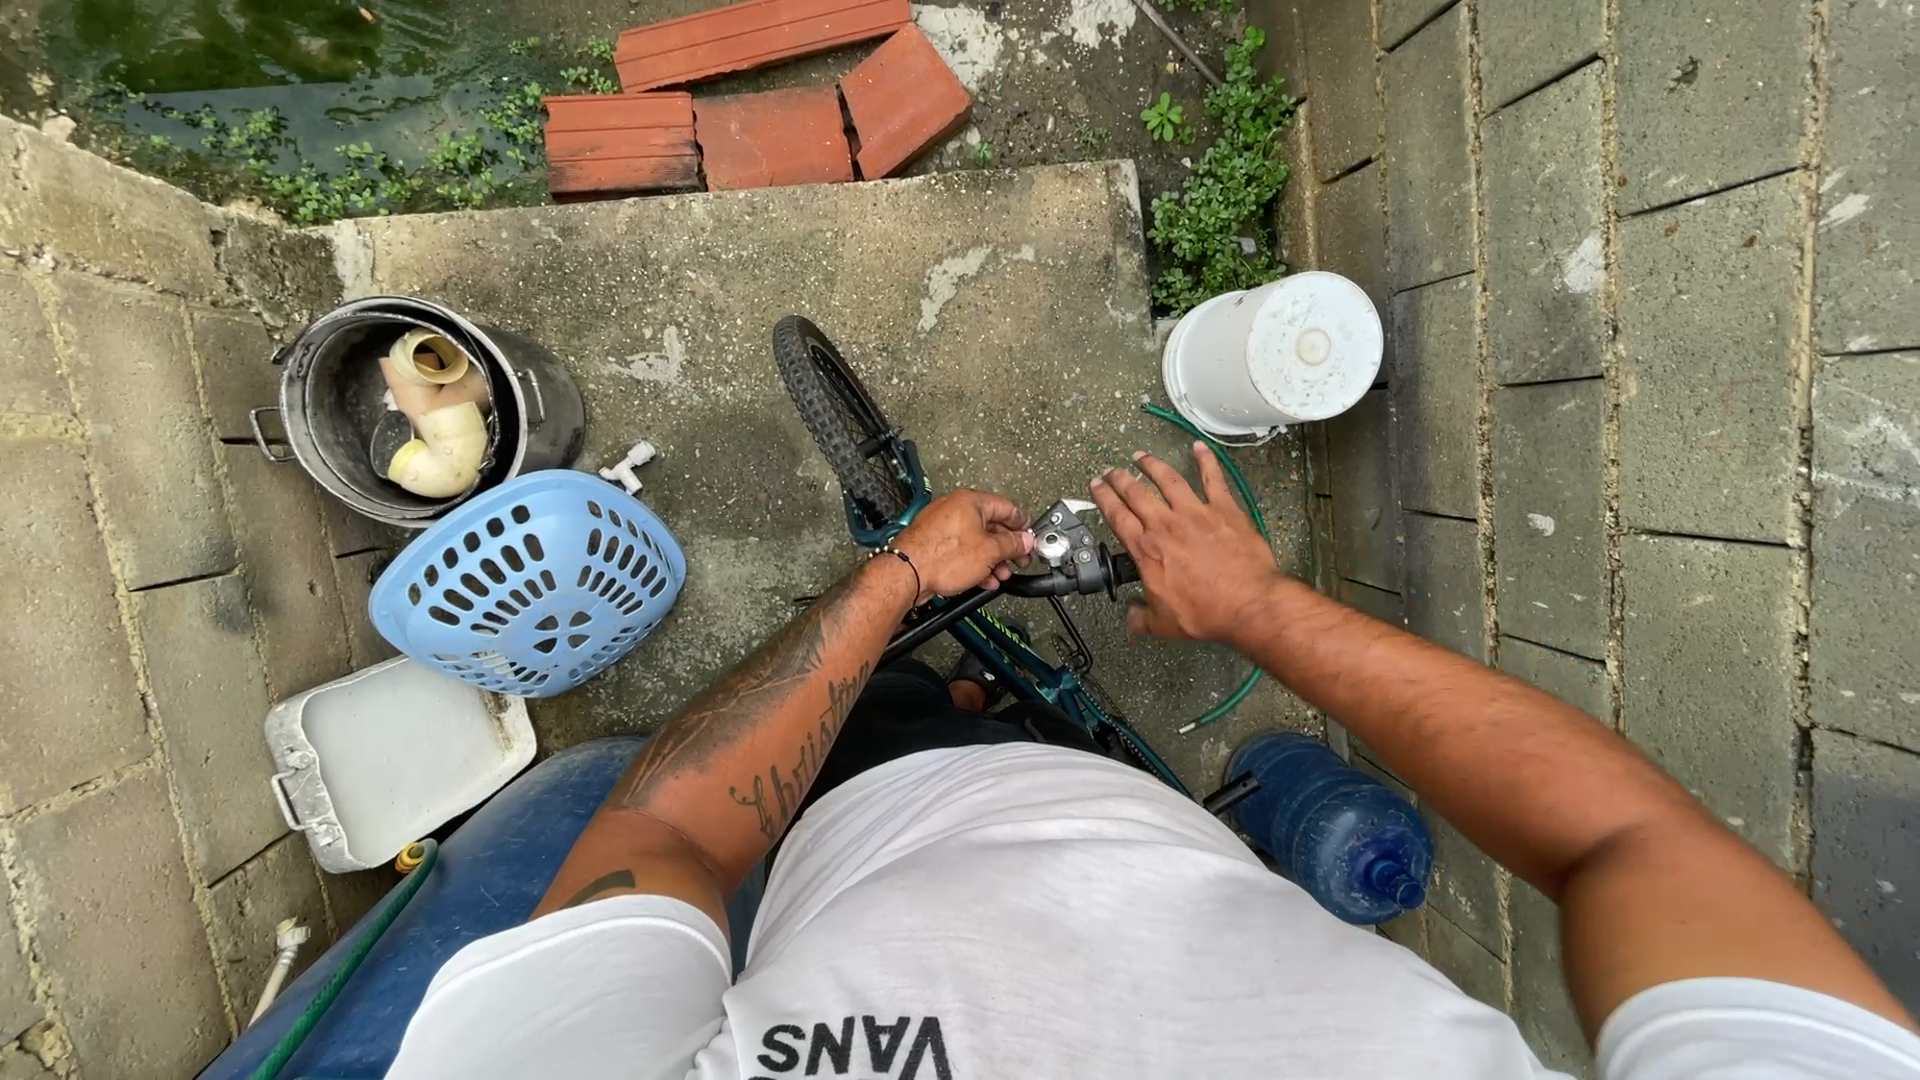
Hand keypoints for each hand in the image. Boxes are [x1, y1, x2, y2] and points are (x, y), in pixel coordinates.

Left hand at [891, 490, 1035, 603]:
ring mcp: (942, 526)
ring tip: (1001, 573)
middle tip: (1019, 558)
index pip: (1006, 507)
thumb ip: (1012, 544)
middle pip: (991, 525)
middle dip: (1007, 546)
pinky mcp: (933, 543)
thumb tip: (1024, 541)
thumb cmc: (940, 556)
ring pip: (976, 541)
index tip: (1030, 535)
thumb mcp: (989, 551)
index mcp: (970, 501)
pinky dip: (975, 563)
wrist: (908, 574)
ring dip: (992, 559)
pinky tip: (982, 578)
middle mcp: (954, 509)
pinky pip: (961, 551)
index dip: (1022, 523)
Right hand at [1089, 442, 1281, 643]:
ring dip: (1152, 465)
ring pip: (1168, 479)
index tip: (1096, 486)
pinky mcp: (1224, 510)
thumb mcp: (1164, 623)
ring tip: (1141, 456)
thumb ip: (1141, 618)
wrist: (1249, 603)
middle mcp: (1167, 525)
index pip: (1117, 516)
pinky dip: (1206, 460)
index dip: (1103, 498)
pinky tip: (1199, 447)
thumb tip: (1131, 619)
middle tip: (1111, 470)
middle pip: (1136, 493)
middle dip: (1119, 479)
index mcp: (1147, 550)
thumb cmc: (1207, 612)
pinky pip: (1213, 479)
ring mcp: (1196, 513)